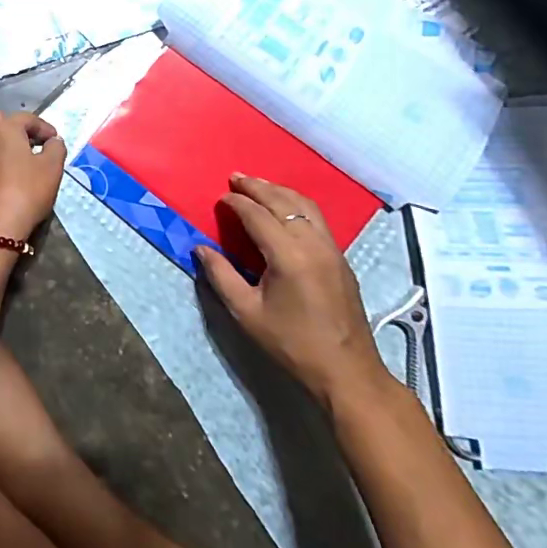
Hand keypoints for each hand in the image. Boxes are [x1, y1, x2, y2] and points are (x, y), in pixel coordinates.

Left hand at [0, 111, 65, 246]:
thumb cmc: (26, 191)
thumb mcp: (52, 168)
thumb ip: (56, 148)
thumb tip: (53, 141)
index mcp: (3, 129)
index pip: (26, 118)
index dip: (44, 127)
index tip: (54, 140)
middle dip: (14, 128)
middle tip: (31, 144)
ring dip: (0, 145)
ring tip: (17, 161)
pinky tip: (2, 180)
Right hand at [196, 174, 385, 405]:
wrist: (345, 370)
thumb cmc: (292, 344)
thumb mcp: (247, 313)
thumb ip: (221, 276)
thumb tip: (201, 248)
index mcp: (288, 254)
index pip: (258, 215)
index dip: (237, 203)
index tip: (220, 197)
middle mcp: (312, 242)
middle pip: (283, 201)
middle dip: (257, 186)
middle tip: (235, 177)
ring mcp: (331, 247)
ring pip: (304, 204)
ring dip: (279, 190)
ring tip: (258, 185)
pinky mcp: (340, 257)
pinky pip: (316, 217)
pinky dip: (296, 204)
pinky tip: (286, 208)